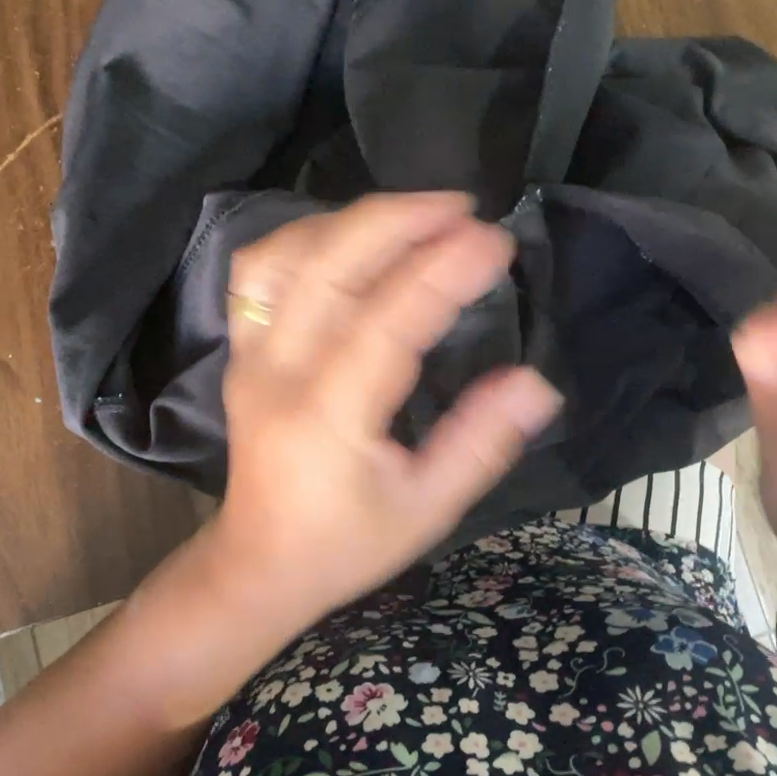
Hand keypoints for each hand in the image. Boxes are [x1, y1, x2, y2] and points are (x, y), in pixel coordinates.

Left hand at [203, 192, 561, 617]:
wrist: (258, 566)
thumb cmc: (346, 544)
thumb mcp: (427, 508)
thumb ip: (481, 443)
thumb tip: (536, 384)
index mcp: (330, 417)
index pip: (385, 323)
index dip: (440, 273)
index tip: (493, 240)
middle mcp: (280, 374)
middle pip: (327, 269)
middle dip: (396, 222)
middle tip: (460, 208)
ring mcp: (250, 358)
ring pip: (286, 258)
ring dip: (351, 222)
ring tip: (413, 217)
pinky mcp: (240, 353)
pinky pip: (259, 274)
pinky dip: (305, 239)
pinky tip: (349, 238)